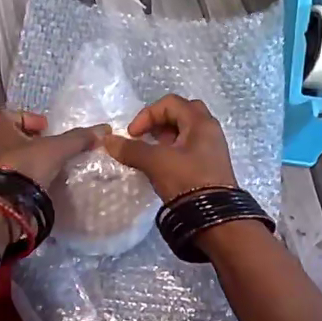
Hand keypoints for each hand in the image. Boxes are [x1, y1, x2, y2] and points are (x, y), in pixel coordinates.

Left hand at [0, 110, 107, 185]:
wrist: (4, 204)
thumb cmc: (25, 165)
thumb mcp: (56, 149)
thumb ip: (78, 139)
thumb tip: (104, 129)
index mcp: (0, 129)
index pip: (11, 114)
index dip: (29, 118)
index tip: (46, 128)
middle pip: (9, 138)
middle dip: (28, 141)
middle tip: (47, 148)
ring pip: (8, 160)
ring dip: (25, 162)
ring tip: (46, 168)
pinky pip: (9, 179)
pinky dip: (22, 180)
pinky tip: (38, 186)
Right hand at [102, 95, 239, 201]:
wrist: (213, 217)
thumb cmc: (186, 181)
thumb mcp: (155, 162)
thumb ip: (131, 149)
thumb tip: (108, 141)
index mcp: (200, 122)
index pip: (170, 103)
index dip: (147, 115)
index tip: (133, 135)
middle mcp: (210, 130)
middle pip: (181, 114)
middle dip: (159, 123)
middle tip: (146, 139)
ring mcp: (212, 149)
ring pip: (186, 132)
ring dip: (166, 138)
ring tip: (152, 155)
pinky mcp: (211, 166)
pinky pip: (190, 148)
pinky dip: (174, 151)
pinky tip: (163, 167)